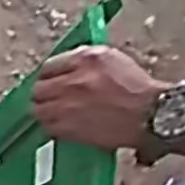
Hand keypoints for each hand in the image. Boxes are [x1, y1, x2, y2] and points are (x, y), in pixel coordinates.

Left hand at [31, 46, 166, 150]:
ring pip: (37, 109)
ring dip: (44, 111)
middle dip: (43, 94)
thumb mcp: (111, 61)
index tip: (50, 81)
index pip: (49, 66)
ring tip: (56, 113)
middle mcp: (73, 80)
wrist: (147, 113)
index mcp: (87, 58)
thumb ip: (83, 63)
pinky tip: (63, 124)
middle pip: (38, 89)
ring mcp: (66, 104)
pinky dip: (51, 126)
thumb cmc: (135, 88)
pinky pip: (46, 126)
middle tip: (50, 100)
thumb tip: (62, 71)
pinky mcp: (65, 126)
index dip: (48, 76)